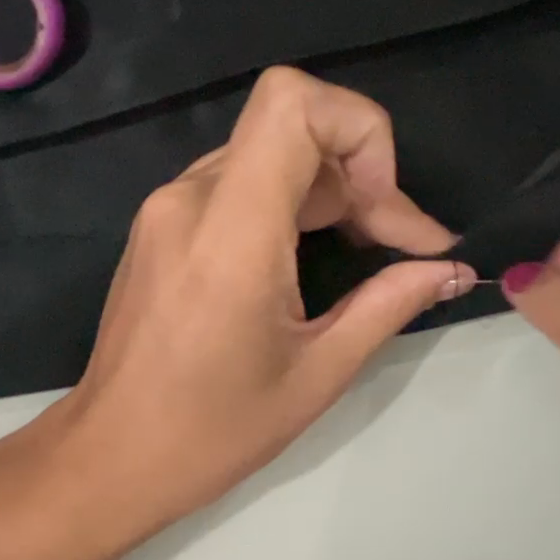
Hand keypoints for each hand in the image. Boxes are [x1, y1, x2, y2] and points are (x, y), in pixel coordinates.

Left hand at [46, 67, 474, 534]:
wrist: (109, 456)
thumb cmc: (211, 430)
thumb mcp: (317, 372)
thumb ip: (389, 304)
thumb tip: (451, 269)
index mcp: (230, 229)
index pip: (292, 103)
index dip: (358, 129)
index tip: (385, 211)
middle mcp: (191, 197)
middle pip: (290, 126)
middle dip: (361, 173)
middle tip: (402, 246)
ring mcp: (169, 206)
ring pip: (267, 152)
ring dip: (329, 188)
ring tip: (369, 249)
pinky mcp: (161, 222)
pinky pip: (239, 181)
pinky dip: (289, 201)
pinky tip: (313, 252)